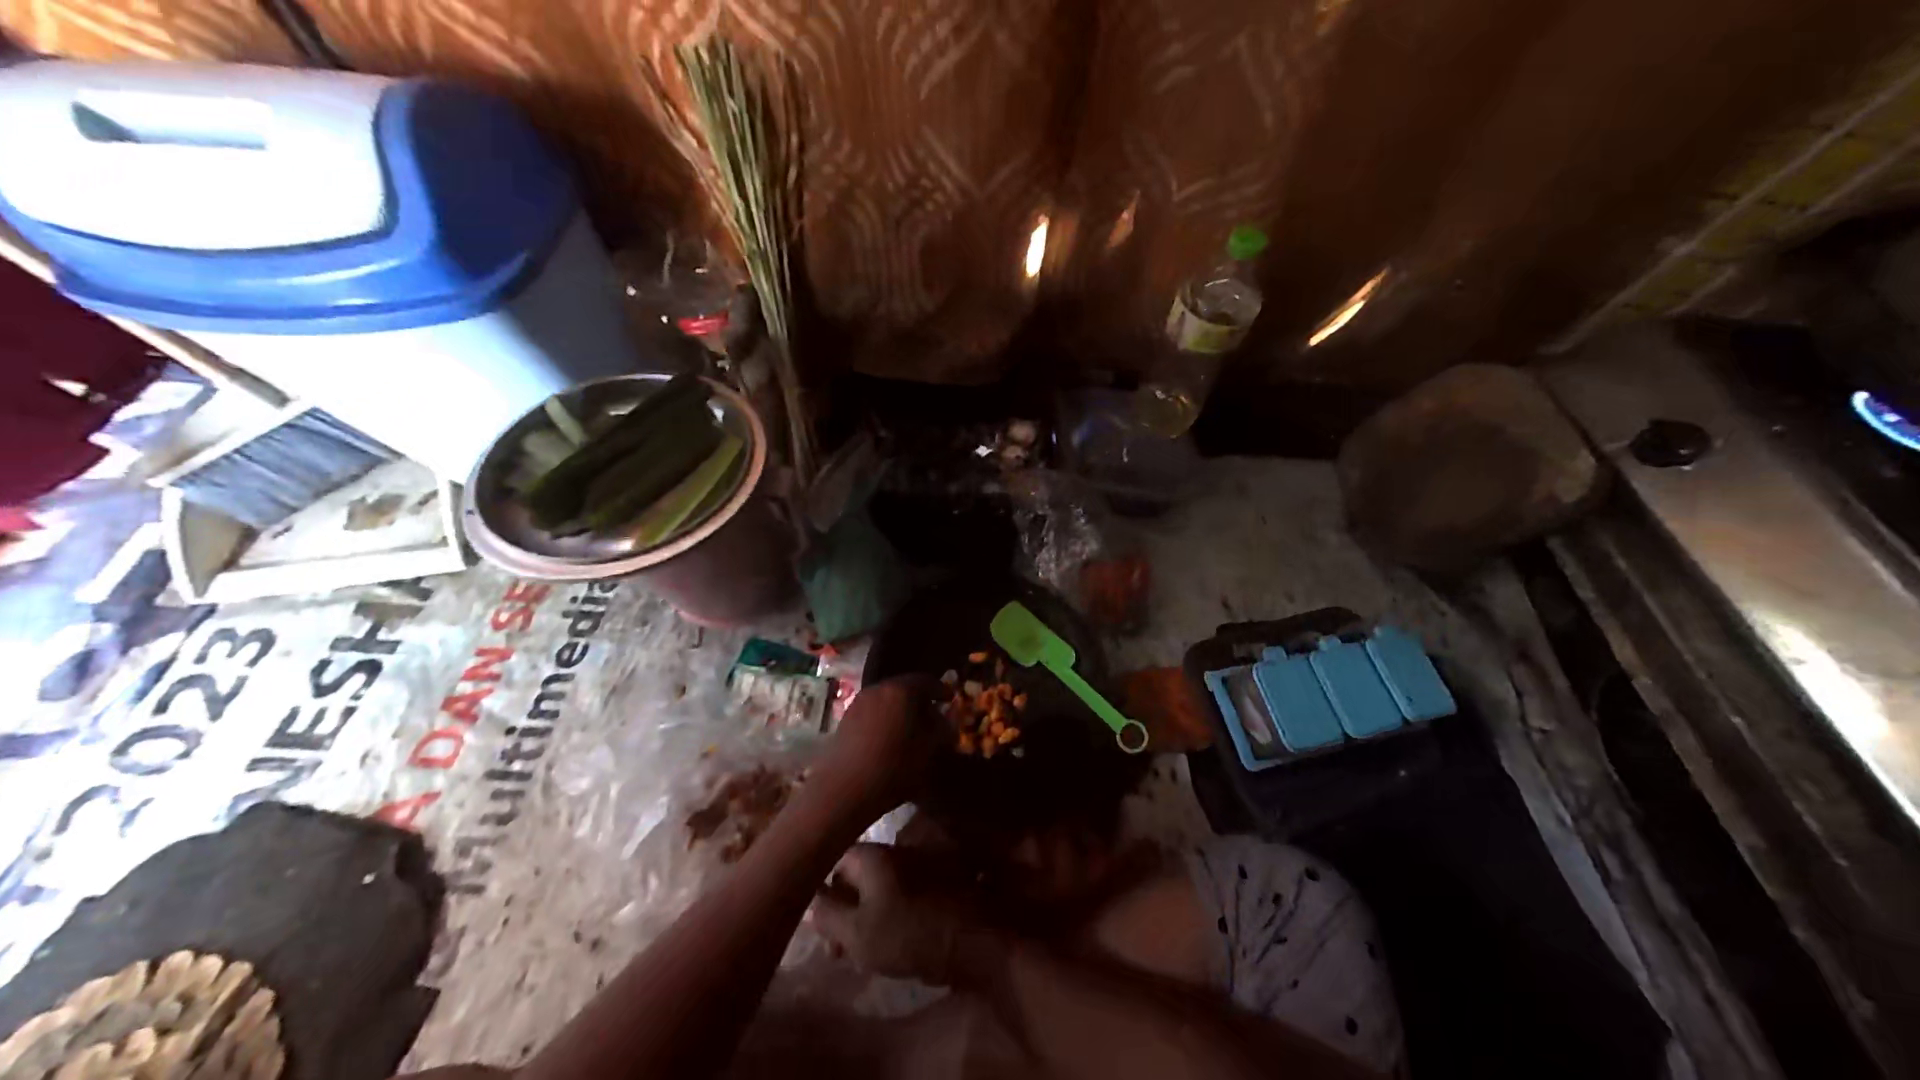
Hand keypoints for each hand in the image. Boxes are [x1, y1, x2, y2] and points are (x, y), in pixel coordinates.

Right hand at [811, 843, 973, 983]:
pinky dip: (896, 910)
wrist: (974, 941)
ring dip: (870, 912)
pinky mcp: (944, 878)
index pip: (835, 861)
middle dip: (847, 908)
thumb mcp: (857, 934)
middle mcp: (898, 848)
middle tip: (842, 948)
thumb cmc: (909, 936)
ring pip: (883, 884)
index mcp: (874, 855)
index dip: (824, 894)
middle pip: (860, 873)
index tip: (824, 929)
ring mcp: (923, 860)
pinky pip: (907, 890)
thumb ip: (828, 914)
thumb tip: (812, 899)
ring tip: (868, 949)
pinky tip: (896, 938)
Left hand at [814, 675, 940, 816]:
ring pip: (886, 700)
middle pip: (904, 688)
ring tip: (911, 731)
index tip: (950, 701)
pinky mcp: (845, 720)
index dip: (941, 691)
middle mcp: (878, 688)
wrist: (844, 788)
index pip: (927, 681)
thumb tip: (944, 718)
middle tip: (932, 718)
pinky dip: (884, 719)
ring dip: (900, 711)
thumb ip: (942, 728)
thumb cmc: (894, 766)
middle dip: (919, 701)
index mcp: (901, 690)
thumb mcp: (929, 749)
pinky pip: (872, 712)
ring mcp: (858, 702)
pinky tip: (889, 739)